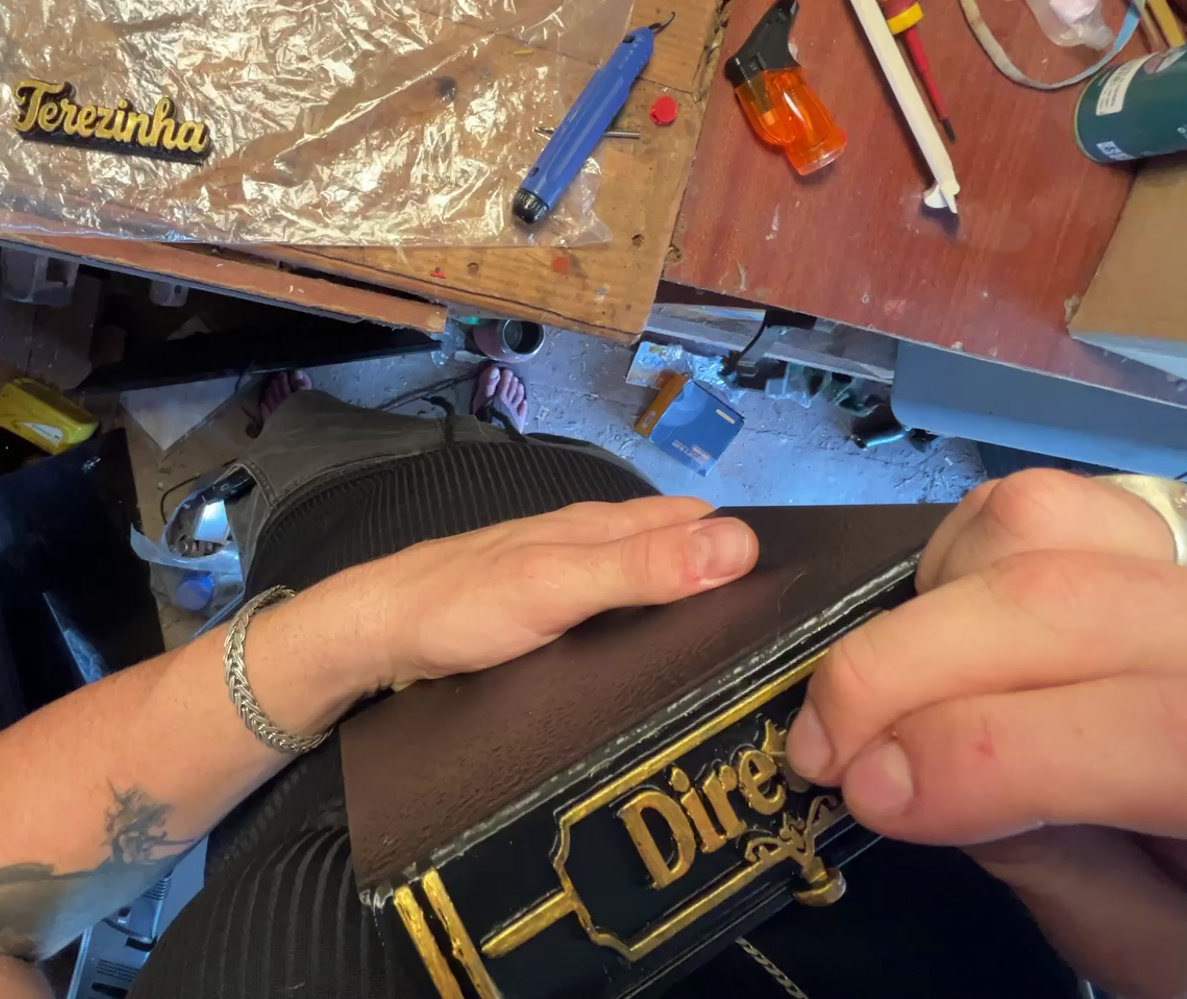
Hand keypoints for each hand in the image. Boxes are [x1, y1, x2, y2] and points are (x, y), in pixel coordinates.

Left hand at [321, 497, 758, 688]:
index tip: (805, 604)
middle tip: (780, 648)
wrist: (382, 633)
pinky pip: (616, 613)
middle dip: (729, 582)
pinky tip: (656, 663)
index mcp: (604, 526)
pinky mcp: (551, 614)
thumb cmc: (465, 603)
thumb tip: (740, 544)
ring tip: (731, 664)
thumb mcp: (558, 586)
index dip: (750, 552)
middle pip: (681, 552)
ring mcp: (570, 579)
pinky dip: (646, 628)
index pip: (702, 522)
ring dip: (688, 609)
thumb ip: (641, 568)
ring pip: (648, 583)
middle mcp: (592, 544)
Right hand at [783, 470, 1186, 997]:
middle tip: (821, 747)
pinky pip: (1020, 510)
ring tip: (898, 691)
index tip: (865, 796)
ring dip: (922, 609)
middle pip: (1070, 604)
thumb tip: (897, 772)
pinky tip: (947, 635)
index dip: (991, 757)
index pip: (1183, 736)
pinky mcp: (1155, 528)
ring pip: (1033, 525)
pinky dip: (946, 567)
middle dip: (899, 669)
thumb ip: (1053, 871)